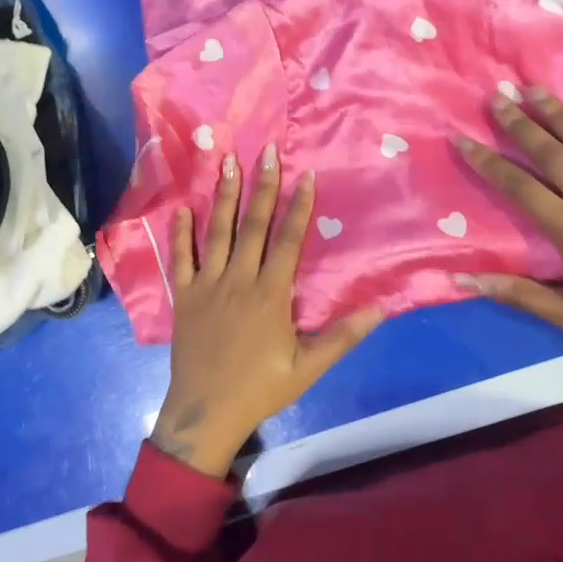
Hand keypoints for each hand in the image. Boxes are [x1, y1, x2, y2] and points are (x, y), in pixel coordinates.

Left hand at [152, 143, 385, 477]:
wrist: (206, 411)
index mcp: (271, 294)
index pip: (288, 241)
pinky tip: (183, 208)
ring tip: (228, 162)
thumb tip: (381, 307)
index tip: (305, 175)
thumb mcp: (308, 367)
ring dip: (224, 196)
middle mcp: (239, 280)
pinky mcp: (183, 296)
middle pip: (253, 226)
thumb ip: (343, 336)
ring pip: (217, 233)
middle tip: (267, 151)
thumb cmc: (260, 389)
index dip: (298, 206)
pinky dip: (181, 232)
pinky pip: (181, 258)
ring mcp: (207, 285)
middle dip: (262, 186)